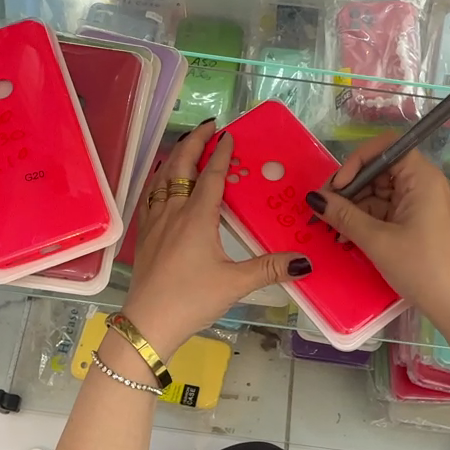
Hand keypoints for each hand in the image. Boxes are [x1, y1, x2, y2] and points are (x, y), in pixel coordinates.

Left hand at [122, 120, 311, 354]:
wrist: (149, 323)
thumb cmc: (192, 300)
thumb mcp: (235, 284)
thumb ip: (270, 269)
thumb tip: (305, 262)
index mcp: (197, 217)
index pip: (211, 175)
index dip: (222, 153)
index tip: (231, 134)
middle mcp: (173, 211)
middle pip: (180, 165)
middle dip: (194, 141)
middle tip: (208, 126)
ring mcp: (154, 222)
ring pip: (162, 177)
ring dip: (175, 156)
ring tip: (187, 146)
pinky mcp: (144, 235)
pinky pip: (150, 195)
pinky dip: (159, 179)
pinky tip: (162, 183)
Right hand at [304, 133, 449, 326]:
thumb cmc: (421, 267)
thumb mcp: (378, 241)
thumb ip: (344, 216)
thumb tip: (314, 198)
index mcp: (420, 177)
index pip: (384, 149)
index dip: (356, 163)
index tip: (336, 188)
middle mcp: (422, 184)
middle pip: (379, 171)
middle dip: (350, 189)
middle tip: (324, 212)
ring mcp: (420, 205)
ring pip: (379, 194)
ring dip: (354, 208)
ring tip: (333, 230)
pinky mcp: (417, 225)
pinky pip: (386, 213)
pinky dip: (366, 222)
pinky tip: (347, 237)